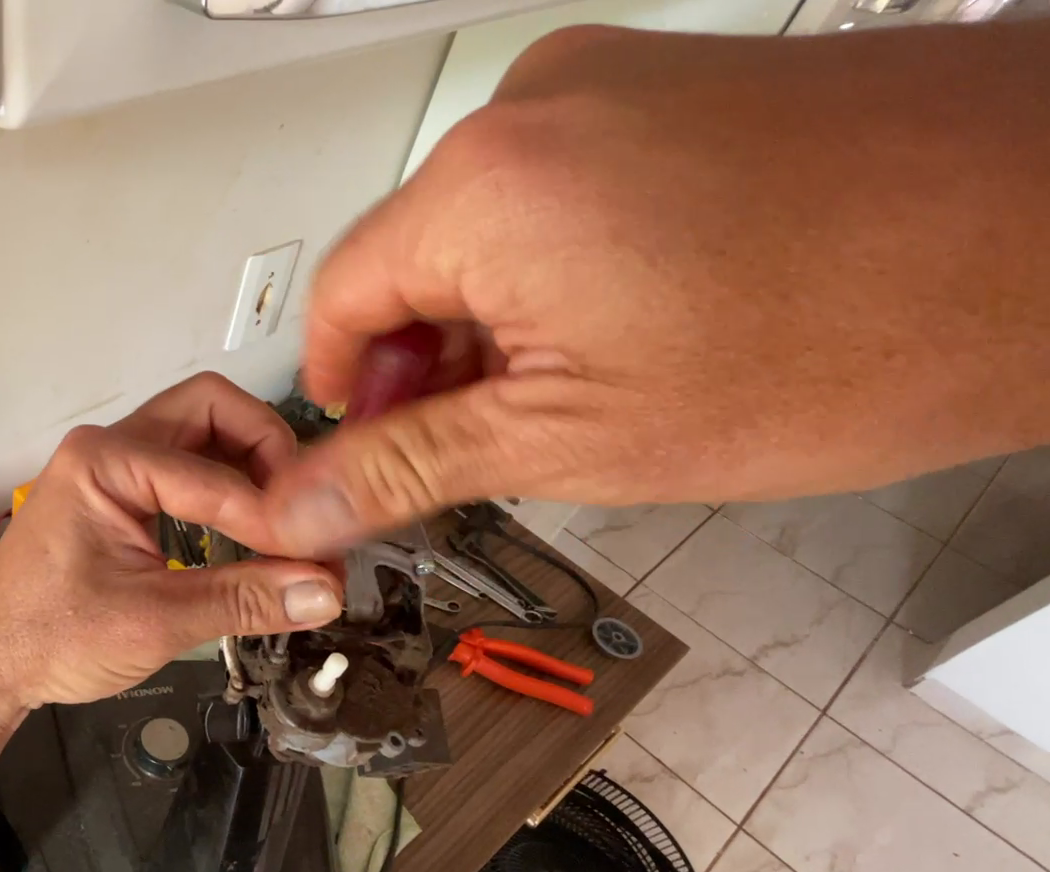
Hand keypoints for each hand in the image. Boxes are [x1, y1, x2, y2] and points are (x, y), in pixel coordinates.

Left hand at [0, 373, 344, 720]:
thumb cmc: (51, 639)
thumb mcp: (154, 621)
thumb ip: (243, 600)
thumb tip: (326, 592)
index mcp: (106, 461)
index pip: (216, 474)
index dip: (273, 517)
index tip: (319, 560)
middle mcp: (107, 447)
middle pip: (211, 411)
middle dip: (268, 449)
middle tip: (305, 507)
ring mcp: (109, 467)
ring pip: (199, 434)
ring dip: (249, 466)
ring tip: (286, 520)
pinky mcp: (114, 495)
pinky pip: (183, 468)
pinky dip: (223, 488)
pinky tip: (247, 530)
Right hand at [260, 23, 1049, 555]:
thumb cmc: (852, 332)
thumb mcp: (569, 438)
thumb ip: (406, 467)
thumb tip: (302, 503)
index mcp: (482, 189)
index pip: (337, 300)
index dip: (342, 389)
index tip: (367, 441)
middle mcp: (527, 112)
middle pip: (403, 264)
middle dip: (423, 363)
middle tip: (478, 436)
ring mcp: (599, 85)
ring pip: (470, 235)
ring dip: (484, 322)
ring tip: (566, 386)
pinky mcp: (654, 89)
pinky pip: (540, 195)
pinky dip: (542, 274)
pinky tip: (611, 325)